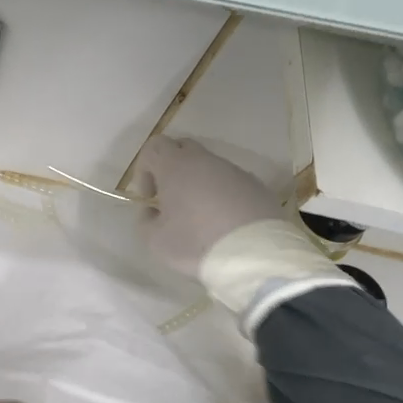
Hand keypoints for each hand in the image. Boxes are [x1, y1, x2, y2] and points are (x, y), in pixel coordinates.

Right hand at [131, 137, 282, 278]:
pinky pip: (231, 183)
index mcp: (176, 167)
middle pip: (183, 148)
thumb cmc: (197, 243)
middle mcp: (206, 161)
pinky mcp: (257, 187)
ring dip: (198, 184)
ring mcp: (235, 172)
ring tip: (200, 217)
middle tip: (170, 200)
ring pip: (209, 167)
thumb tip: (154, 211)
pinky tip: (224, 223)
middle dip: (171, 169)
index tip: (149, 197)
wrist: (255, 255)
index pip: (153, 147)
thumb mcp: (155, 240)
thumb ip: (146, 219)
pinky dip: (222, 196)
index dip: (144, 169)